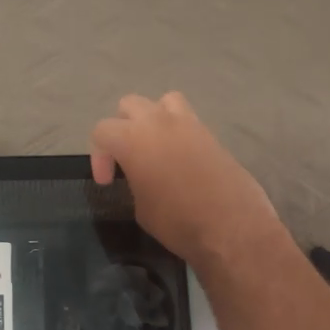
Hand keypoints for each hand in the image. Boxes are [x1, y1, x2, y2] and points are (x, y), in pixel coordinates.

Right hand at [91, 93, 285, 266]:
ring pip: (162, 102)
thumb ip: (134, 183)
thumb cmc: (178, 222)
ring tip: (154, 146)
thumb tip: (141, 178)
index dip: (99, 157)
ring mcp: (189, 124)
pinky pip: (187, 119)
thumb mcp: (141, 209)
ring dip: (152, 118)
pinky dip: (177, 131)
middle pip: (129, 106)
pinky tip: (179, 159)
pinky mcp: (211, 134)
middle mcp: (159, 122)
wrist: (231, 227)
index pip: (102, 131)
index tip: (108, 182)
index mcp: (133, 139)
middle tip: (125, 159)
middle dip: (121, 129)